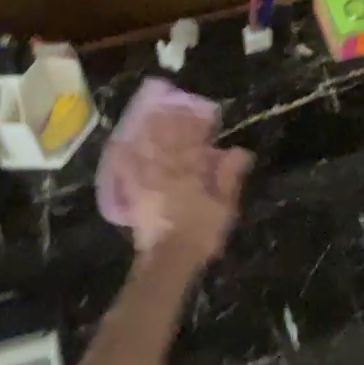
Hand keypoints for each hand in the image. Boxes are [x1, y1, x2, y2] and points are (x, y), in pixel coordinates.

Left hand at [108, 107, 252, 268]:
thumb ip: (230, 176)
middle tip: (173, 105)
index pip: (193, 140)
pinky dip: (126, 153)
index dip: (197, 124)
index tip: (202, 112)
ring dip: (150, 129)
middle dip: (171, 120)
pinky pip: (128, 168)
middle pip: (168, 139)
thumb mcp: (224, 206)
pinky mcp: (134, 193)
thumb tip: (240, 151)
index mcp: (190, 171)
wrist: (169, 259)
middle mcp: (167, 170)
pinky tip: (123, 143)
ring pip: (147, 148)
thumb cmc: (201, 233)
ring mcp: (147, 180)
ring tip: (152, 114)